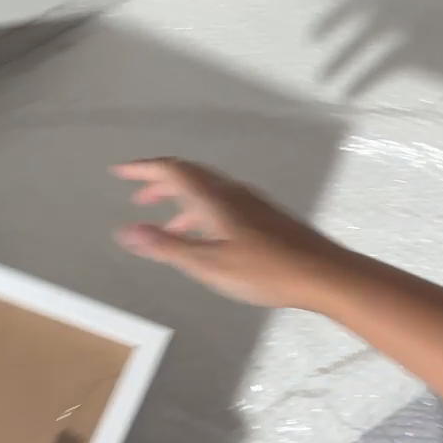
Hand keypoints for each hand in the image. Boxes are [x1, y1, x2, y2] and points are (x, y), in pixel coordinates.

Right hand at [112, 158, 351, 308]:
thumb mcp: (208, 264)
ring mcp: (254, 205)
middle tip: (139, 197)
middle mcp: (234, 194)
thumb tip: (125, 230)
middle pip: (192, 177)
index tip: (119, 173)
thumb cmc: (264, 271)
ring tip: (168, 225)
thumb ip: (168, 246)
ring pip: (210, 193)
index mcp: (215, 199)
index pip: (173, 171)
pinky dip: (204, 214)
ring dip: (183, 202)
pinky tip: (208, 238)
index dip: (144, 169)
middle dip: (161, 183)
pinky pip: (226, 205)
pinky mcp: (268, 218)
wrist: (323, 273)